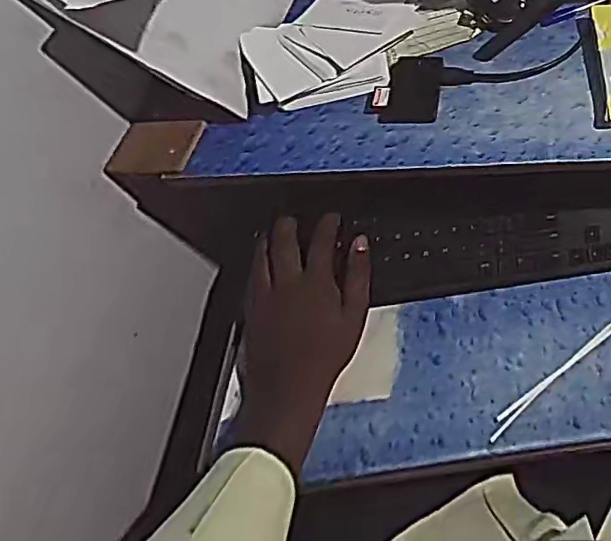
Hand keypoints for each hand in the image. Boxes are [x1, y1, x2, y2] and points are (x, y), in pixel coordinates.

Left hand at [229, 214, 369, 475]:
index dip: (328, 223)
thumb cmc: (324, 358)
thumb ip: (358, 275)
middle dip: (290, 223)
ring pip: (262, 253)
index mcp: (316, 281)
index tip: (332, 218)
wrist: (286, 392)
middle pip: (284, 239)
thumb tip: (359, 245)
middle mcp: (287, 282)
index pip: (321, 239)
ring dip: (269, 238)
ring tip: (275, 232)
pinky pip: (251, 274)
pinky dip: (256, 261)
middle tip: (295, 219)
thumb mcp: (354, 316)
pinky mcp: (250, 309)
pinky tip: (260, 262)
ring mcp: (265, 295)